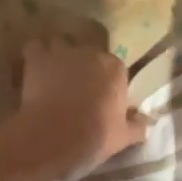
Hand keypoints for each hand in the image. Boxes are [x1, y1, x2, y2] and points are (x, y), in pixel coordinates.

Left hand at [12, 35, 149, 168]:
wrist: (55, 135)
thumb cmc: (94, 135)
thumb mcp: (123, 137)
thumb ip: (137, 126)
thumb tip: (147, 121)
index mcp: (115, 68)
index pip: (114, 67)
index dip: (106, 80)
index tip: (101, 96)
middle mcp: (90, 53)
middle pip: (87, 51)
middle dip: (83, 64)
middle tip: (77, 86)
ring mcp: (63, 52)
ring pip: (61, 43)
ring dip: (58, 53)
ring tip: (54, 71)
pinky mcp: (38, 58)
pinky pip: (35, 47)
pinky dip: (35, 54)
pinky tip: (34, 67)